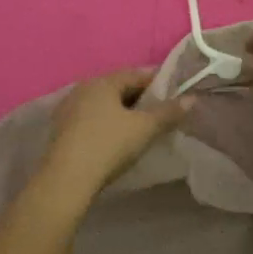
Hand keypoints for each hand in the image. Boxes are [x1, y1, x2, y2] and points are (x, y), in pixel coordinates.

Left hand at [43, 69, 192, 193]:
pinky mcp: (61, 130)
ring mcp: (68, 109)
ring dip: (121, 111)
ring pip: (103, 104)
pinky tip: (115, 138)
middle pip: (118, 87)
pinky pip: (91, 119)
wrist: (65, 180)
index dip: (158, 81)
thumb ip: (168, 112)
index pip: (136, 74)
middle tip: (160, 110)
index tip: (174, 92)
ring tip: (140, 126)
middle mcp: (83, 88)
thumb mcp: (145, 128)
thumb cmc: (108, 145)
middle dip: (140, 97)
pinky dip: (106, 123)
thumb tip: (191, 98)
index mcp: (103, 82)